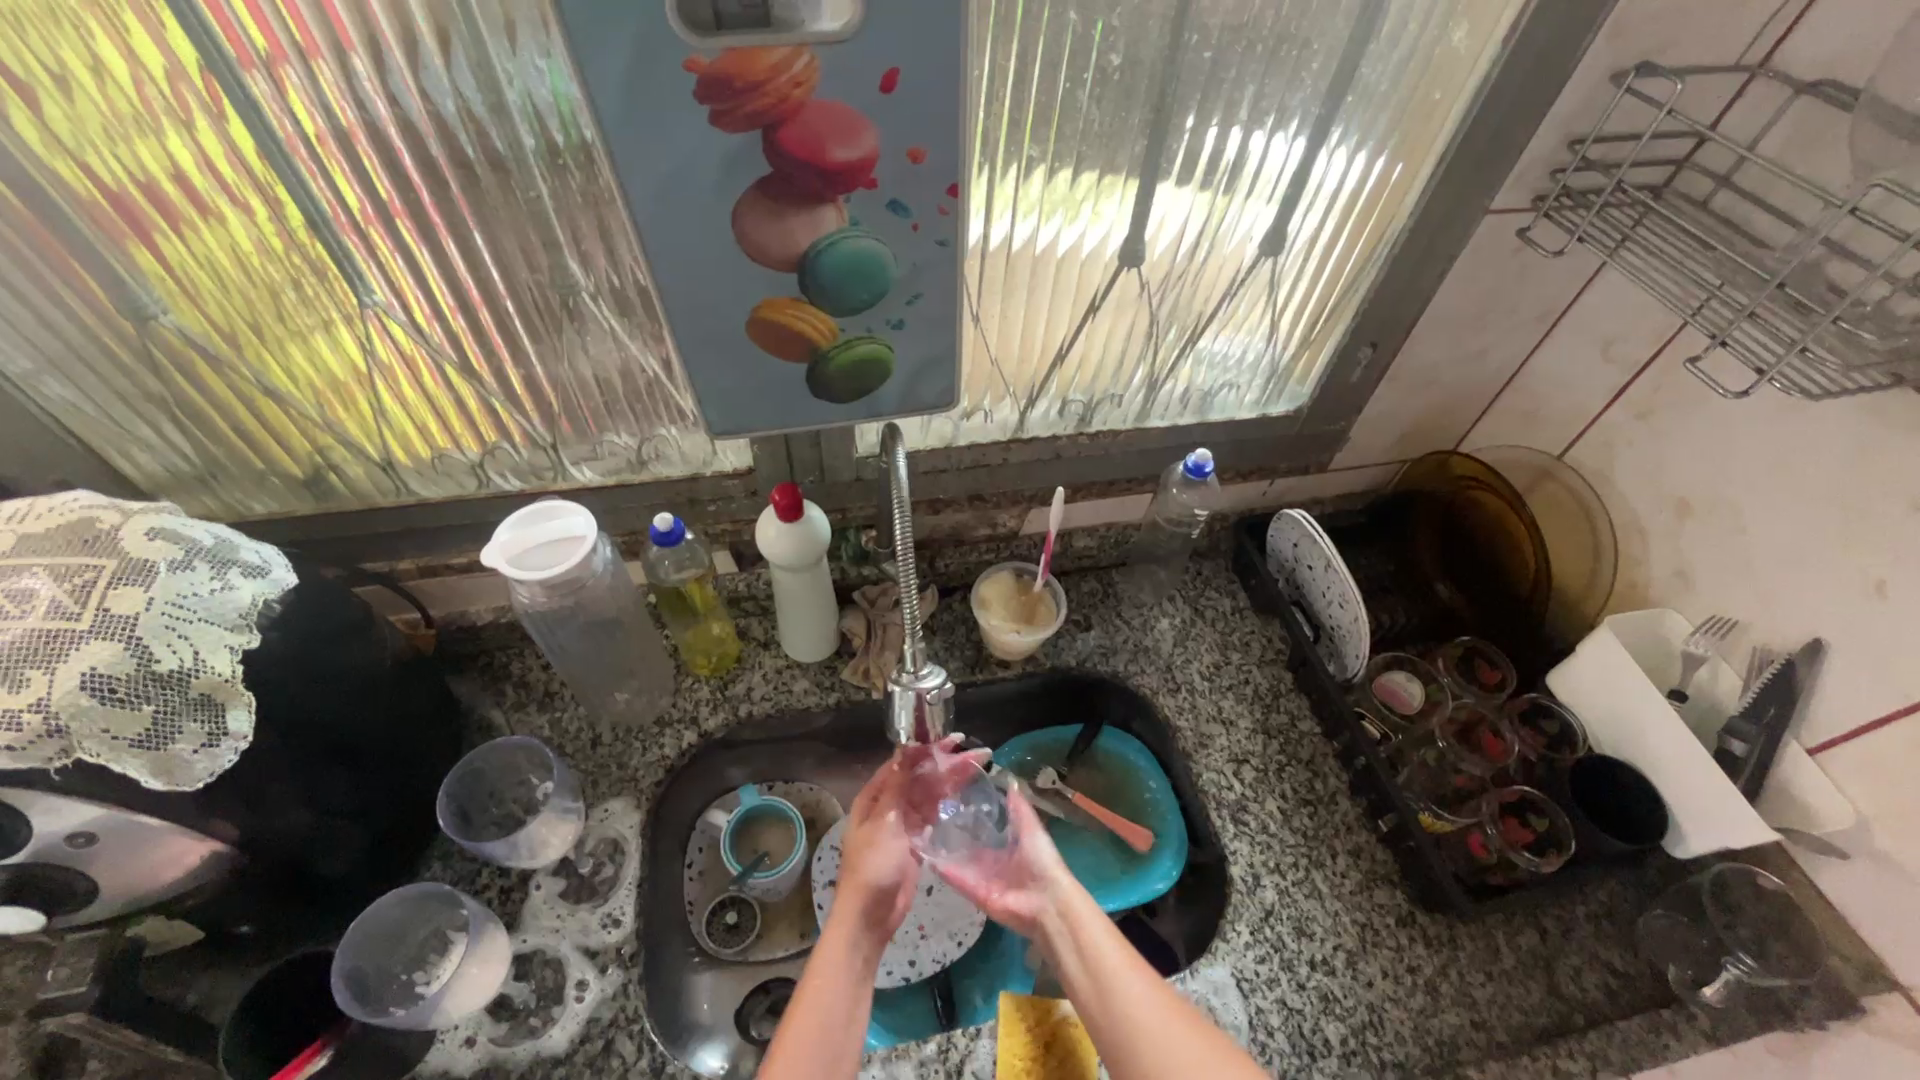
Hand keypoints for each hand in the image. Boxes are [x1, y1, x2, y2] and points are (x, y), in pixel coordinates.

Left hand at [834, 735, 995, 948]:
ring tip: (977, 769)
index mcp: (874, 797)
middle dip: (946, 765)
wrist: (870, 916)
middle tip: (976, 754)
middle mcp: (887, 806)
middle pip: (919, 778)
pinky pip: (932, 816)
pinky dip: (946, 805)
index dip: (926, 749)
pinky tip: (965, 795)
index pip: (902, 764)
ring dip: (950, 782)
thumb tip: (905, 749)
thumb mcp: (884, 822)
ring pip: (929, 796)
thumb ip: (897, 785)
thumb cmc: (873, 867)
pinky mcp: (914, 842)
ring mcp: (902, 825)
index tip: (952, 740)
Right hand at [933, 785, 1075, 939]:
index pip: (985, 832)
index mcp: (1008, 848)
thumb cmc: (1042, 860)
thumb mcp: (1031, 827)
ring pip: (958, 862)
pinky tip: (925, 853)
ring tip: (920, 831)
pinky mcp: (974, 892)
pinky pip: (955, 878)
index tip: (951, 800)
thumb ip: (1018, 807)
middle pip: (968, 848)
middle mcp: (992, 863)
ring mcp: (981, 878)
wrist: (1046, 900)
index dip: (970, 819)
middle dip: (952, 835)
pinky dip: (942, 868)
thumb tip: (1010, 779)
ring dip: (942, 851)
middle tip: (928, 814)